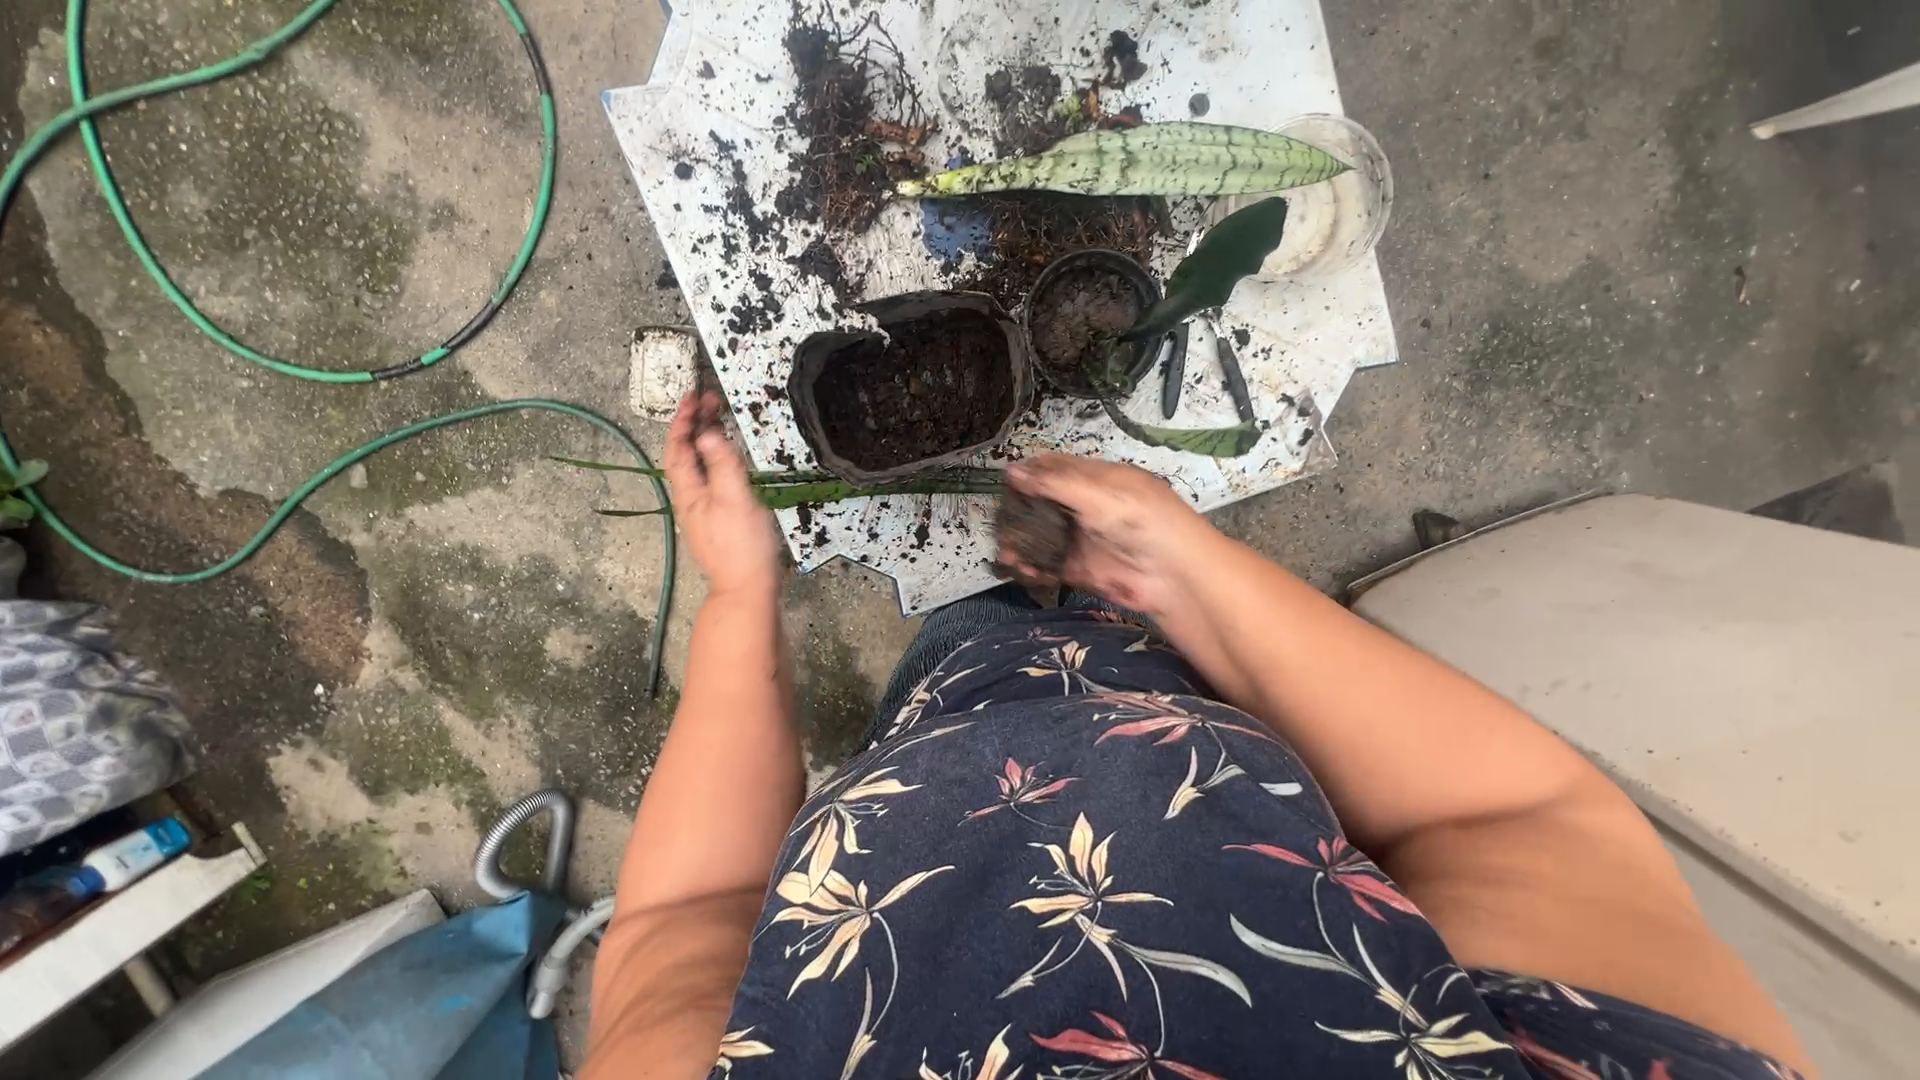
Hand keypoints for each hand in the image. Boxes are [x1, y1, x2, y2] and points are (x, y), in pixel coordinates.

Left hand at [665, 391, 782, 599]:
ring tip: (719, 424)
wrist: (747, 588)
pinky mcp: (719, 522)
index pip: (678, 448)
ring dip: (705, 443)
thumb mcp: (734, 499)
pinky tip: (730, 463)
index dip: (683, 420)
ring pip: (698, 469)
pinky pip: (710, 481)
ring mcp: (704, 513)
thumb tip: (706, 433)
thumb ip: (722, 464)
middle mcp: (691, 500)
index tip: (694, 396)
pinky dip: (716, 462)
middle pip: (685, 457)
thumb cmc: (742, 544)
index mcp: (689, 492)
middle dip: (694, 427)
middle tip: (710, 403)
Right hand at [1004, 454, 1214, 616]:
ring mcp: (1084, 539)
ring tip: (1004, 550)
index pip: (1056, 469)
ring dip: (1021, 542)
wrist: (1173, 575)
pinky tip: (1019, 568)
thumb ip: (1053, 484)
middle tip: (998, 519)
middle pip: (1043, 504)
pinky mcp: (1081, 569)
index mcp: (1097, 480)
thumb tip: (1012, 471)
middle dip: (1019, 512)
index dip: (1030, 472)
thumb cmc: (1142, 522)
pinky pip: (1049, 565)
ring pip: (1042, 537)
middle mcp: (1088, 507)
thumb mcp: (1098, 494)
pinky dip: (1032, 567)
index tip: (1004, 481)